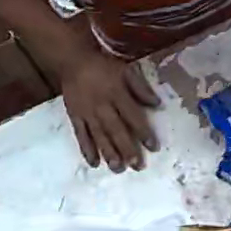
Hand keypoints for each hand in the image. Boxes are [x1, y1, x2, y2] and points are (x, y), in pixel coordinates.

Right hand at [59, 46, 159, 171]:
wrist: (73, 61)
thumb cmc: (104, 67)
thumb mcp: (126, 70)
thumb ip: (140, 88)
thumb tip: (157, 104)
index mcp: (117, 93)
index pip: (133, 116)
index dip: (143, 132)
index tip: (153, 147)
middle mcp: (102, 106)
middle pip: (116, 130)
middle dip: (127, 148)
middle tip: (137, 166)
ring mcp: (87, 113)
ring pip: (99, 136)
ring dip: (109, 153)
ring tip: (118, 169)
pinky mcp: (75, 117)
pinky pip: (81, 135)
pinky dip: (87, 149)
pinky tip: (94, 163)